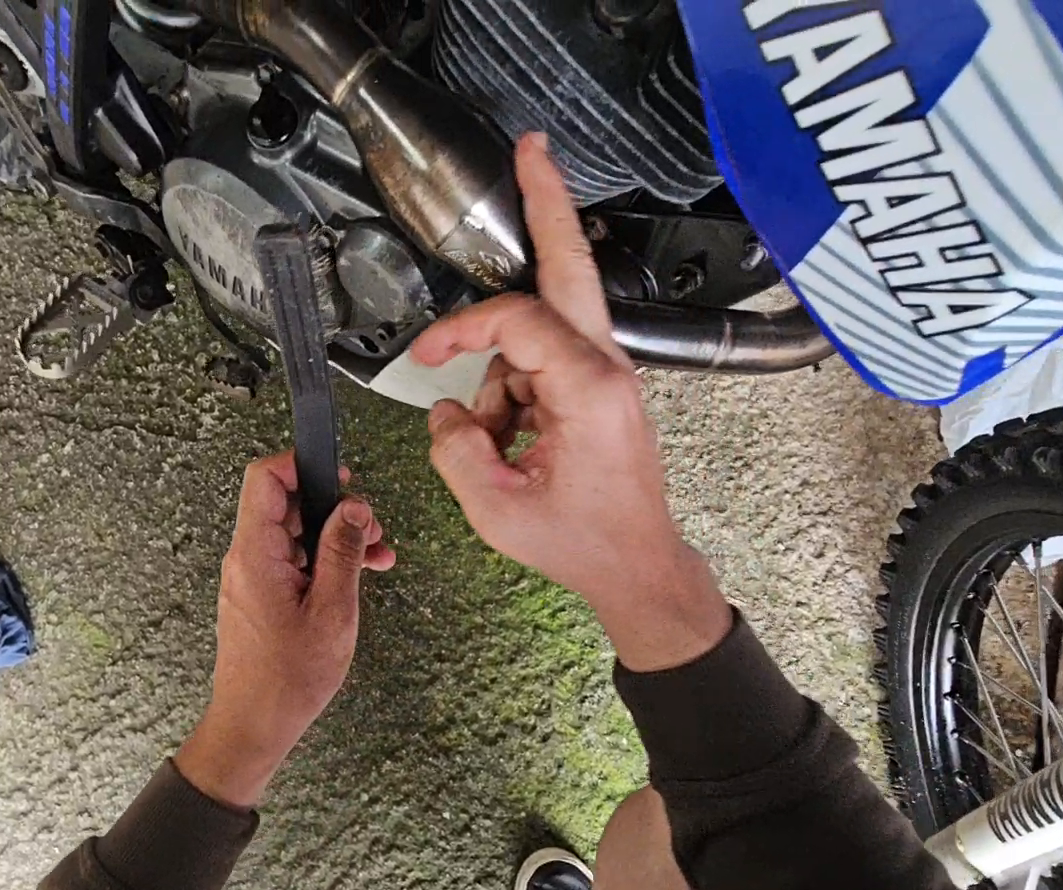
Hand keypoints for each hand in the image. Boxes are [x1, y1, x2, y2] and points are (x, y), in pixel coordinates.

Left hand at [174, 451, 395, 807]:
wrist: (254, 724)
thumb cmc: (288, 679)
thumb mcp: (332, 610)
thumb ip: (342, 552)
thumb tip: (354, 507)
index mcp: (256, 554)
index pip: (264, 479)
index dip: (301, 466)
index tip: (339, 476)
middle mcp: (247, 559)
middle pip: (285, 504)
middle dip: (333, 508)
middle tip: (371, 530)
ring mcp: (252, 577)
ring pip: (294, 534)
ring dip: (335, 538)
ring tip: (376, 556)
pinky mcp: (260, 595)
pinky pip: (291, 561)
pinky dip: (323, 562)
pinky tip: (357, 576)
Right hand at [409, 133, 731, 670]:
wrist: (636, 564)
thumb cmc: (581, 542)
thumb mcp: (497, 510)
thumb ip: (456, 452)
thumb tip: (445, 412)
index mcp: (589, 391)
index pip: (517, 323)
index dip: (462, 331)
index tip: (426, 357)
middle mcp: (607, 369)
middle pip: (570, 267)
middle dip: (547, 206)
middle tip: (530, 152)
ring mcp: (605, 376)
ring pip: (535, 335)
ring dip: (498, 379)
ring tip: (502, 447)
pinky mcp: (596, 390)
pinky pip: (537, 368)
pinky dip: (510, 396)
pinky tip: (515, 444)